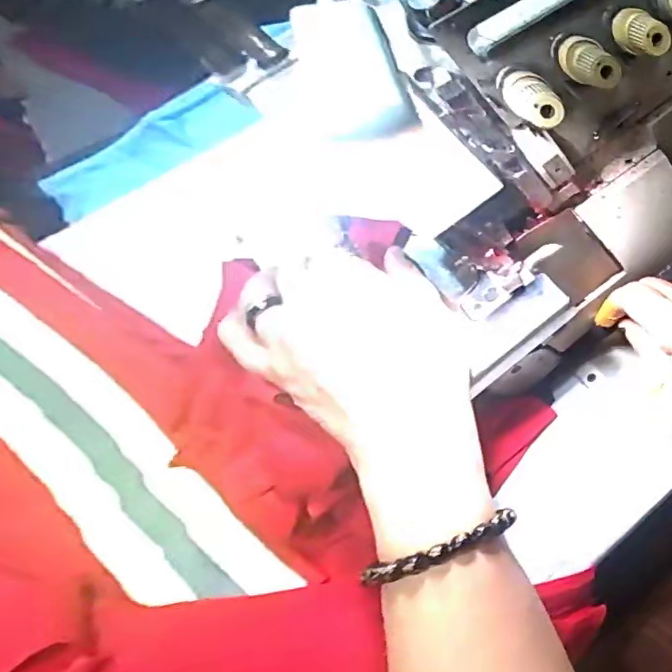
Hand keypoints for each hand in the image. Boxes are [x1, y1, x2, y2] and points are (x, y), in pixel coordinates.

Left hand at [217, 250, 491, 552]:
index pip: (328, 244)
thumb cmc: (431, 366)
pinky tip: (256, 317)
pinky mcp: (268, 367)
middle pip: (292, 265)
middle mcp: (301, 298)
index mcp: (343, 277)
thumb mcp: (435, 311)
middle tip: (333, 274)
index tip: (354, 254)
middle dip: (311, 264)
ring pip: (259, 291)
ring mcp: (278, 333)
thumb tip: (391, 256)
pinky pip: (236, 334)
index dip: (342, 248)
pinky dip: (242, 319)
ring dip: (274, 283)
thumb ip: (408, 276)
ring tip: (292, 288)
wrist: (408, 427)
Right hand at [600, 278, 671, 417]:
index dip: (614, 303)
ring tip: (646, 320)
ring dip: (653, 298)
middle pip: (651, 284)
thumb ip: (645, 344)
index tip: (607, 318)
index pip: (634, 295)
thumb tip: (628, 326)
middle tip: (621, 316)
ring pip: (671, 288)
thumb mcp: (671, 374)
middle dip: (631, 296)